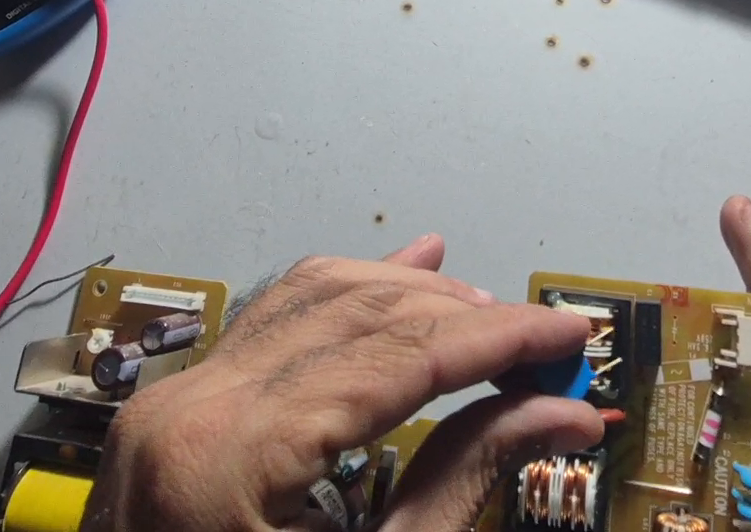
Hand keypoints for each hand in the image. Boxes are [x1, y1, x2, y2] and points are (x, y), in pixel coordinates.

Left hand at [84, 235, 604, 531]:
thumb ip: (465, 480)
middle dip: (466, 317)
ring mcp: (180, 394)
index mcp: (231, 460)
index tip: (570, 330)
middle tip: (543, 337)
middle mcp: (194, 403)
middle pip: (361, 314)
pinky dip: (355, 289)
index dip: (496, 338)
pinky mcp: (185, 398)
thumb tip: (563, 411)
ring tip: (490, 312)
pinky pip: (282, 314)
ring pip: (320, 292)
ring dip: (416, 294)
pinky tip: (411, 270)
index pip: (395, 359)